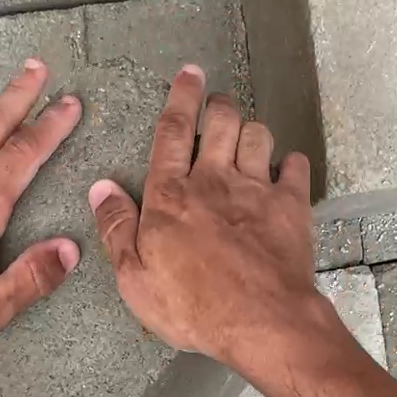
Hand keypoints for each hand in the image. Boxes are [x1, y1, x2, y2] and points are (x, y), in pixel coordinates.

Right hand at [88, 65, 341, 375]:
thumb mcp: (136, 279)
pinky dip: (290, 163)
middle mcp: (215, 180)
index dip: (180, 98)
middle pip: (221, 122)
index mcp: (171, 196)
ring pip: (257, 136)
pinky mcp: (291, 208)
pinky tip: (287, 170)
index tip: (189, 74)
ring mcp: (257, 190)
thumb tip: (101, 187)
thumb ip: (117, 229)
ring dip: (251, 131)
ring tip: (247, 139)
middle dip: (219, 105)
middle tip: (218, 104)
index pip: (172, 132)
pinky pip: (295, 167)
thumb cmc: (193, 307)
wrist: (260, 322)